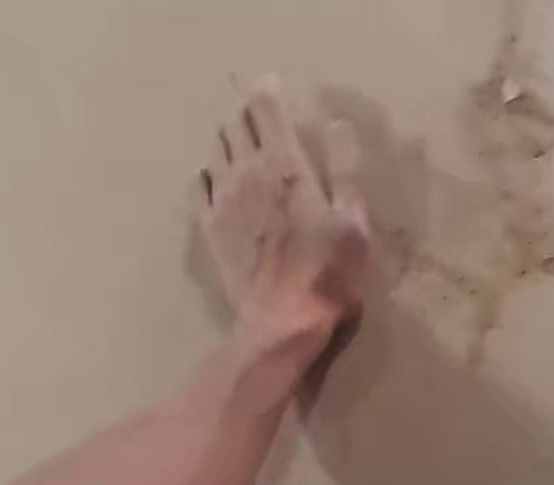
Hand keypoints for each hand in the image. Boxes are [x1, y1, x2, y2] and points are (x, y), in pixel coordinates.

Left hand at [201, 78, 373, 349]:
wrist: (283, 325)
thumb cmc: (330, 279)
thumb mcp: (355, 228)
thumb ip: (346, 174)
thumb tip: (337, 125)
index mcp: (286, 167)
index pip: (267, 107)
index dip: (269, 92)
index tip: (276, 89)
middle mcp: (247, 172)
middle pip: (237, 123)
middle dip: (250, 116)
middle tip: (264, 123)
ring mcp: (222, 199)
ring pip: (216, 148)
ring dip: (230, 142)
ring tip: (244, 150)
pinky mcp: (209, 228)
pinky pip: (199, 184)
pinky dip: (209, 174)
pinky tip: (220, 183)